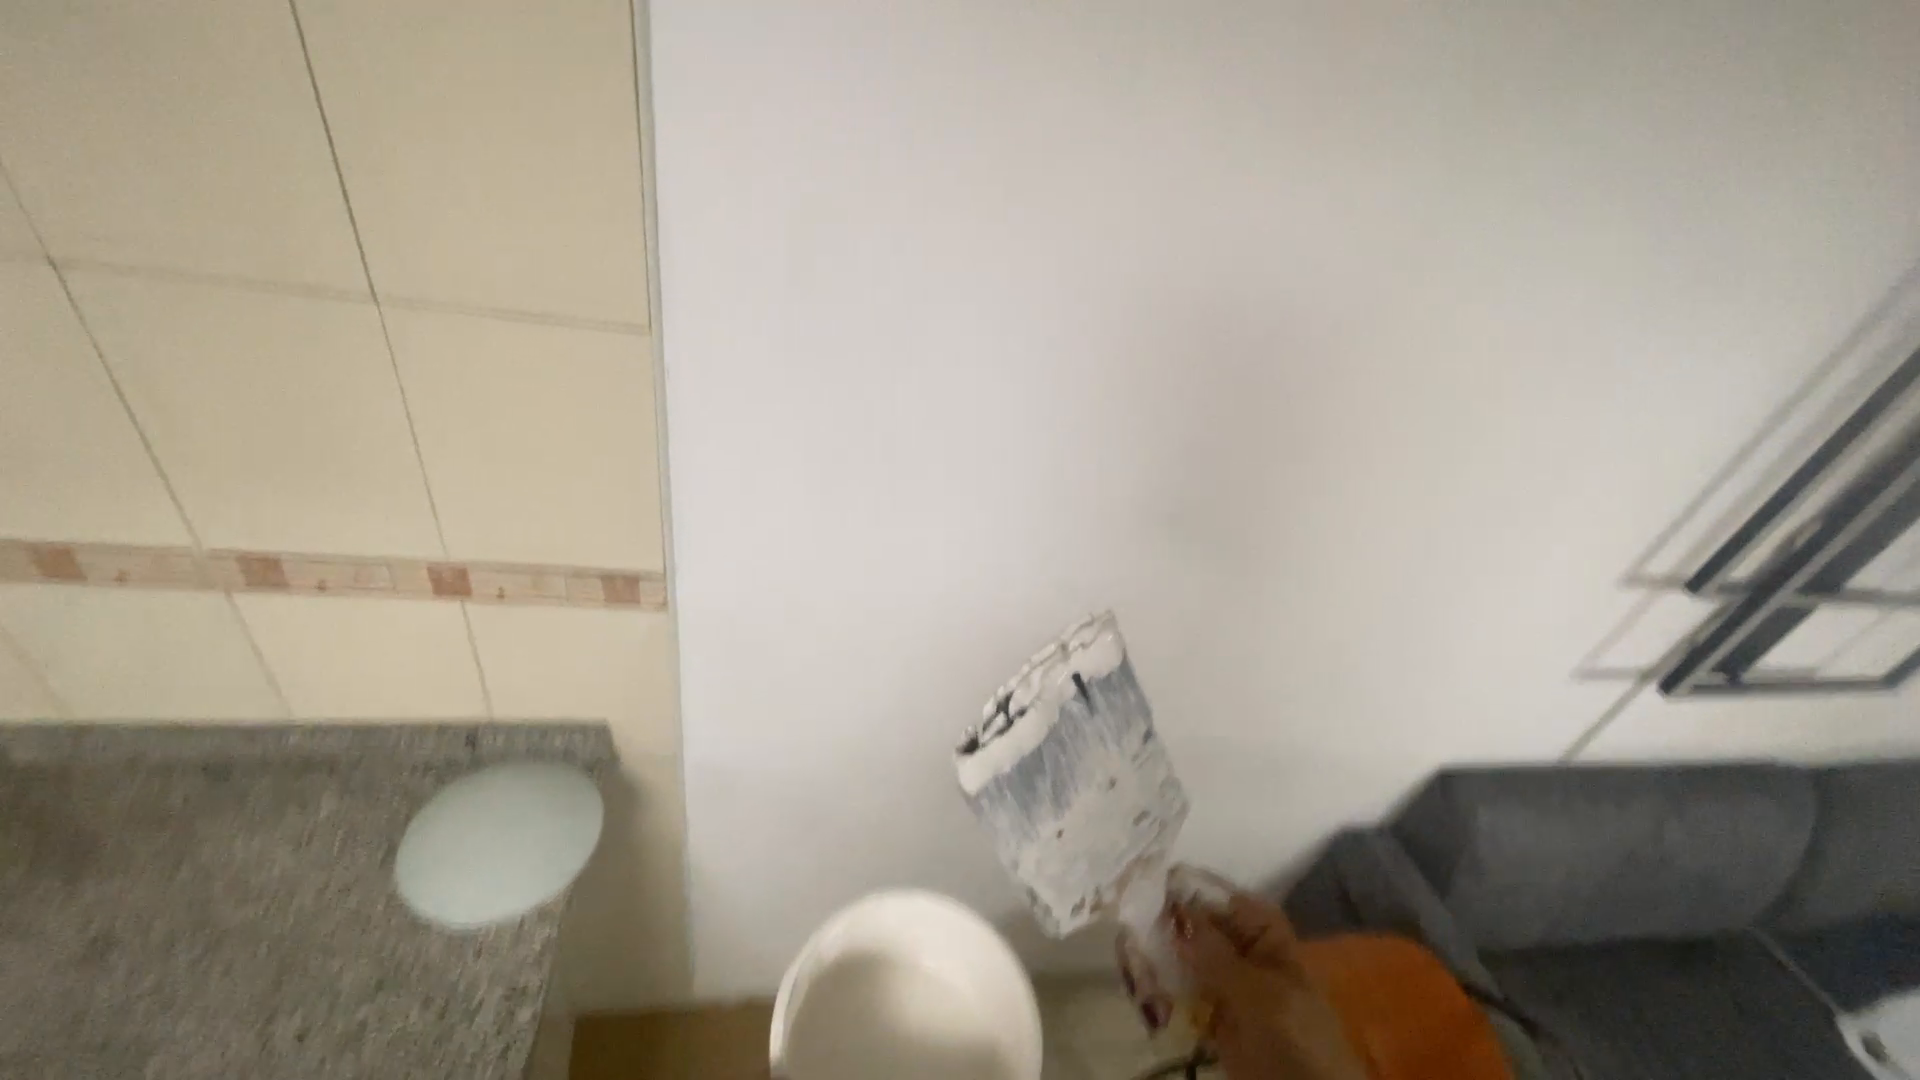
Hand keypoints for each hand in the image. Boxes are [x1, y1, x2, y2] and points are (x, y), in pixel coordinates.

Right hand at [1128, 867, 1370, 1079]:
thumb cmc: (1298, 1038)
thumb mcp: (1261, 995)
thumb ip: (1218, 956)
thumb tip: (1177, 913)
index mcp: (1266, 936)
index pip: (1224, 899)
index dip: (1192, 888)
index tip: (1153, 879)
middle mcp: (1243, 953)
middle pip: (1200, 926)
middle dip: (1169, 920)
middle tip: (1132, 912)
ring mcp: (1226, 985)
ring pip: (1187, 957)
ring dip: (1161, 951)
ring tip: (1129, 943)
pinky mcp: (1211, 1016)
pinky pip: (1182, 992)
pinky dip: (1162, 985)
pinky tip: (1140, 977)